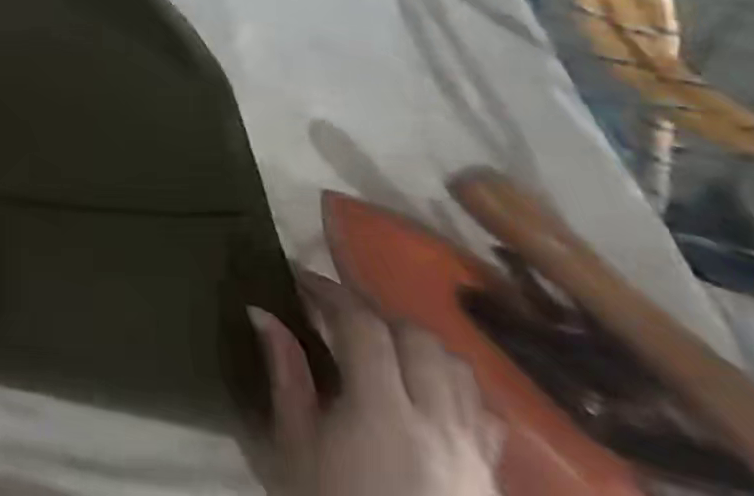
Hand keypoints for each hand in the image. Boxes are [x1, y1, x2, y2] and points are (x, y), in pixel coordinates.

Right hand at [250, 272, 503, 495]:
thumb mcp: (292, 446)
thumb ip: (285, 376)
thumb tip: (263, 314)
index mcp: (382, 412)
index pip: (363, 328)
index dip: (330, 293)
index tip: (299, 279)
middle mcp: (438, 422)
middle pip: (419, 338)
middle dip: (374, 312)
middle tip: (336, 312)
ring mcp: (473, 450)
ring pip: (459, 368)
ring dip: (416, 343)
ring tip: (380, 344)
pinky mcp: (490, 474)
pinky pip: (483, 410)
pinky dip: (452, 383)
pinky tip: (424, 390)